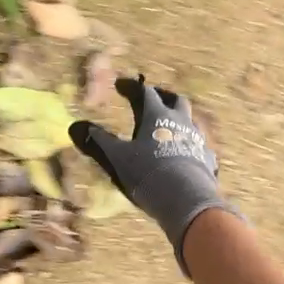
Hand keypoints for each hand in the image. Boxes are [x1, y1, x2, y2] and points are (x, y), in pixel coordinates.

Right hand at [69, 75, 237, 271]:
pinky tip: (187, 154)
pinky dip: (191, 145)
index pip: (145, 93)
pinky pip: (200, 147)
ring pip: (191, 121)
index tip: (120, 85)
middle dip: (164, 96)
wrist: (184, 198)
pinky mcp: (207, 159)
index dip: (132, 87)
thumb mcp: (117, 156)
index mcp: (156, 116)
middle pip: (176, 100)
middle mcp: (180, 121)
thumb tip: (76, 125)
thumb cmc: (146, 172)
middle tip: (154, 98)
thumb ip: (99, 140)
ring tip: (170, 127)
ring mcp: (197, 139)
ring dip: (180, 120)